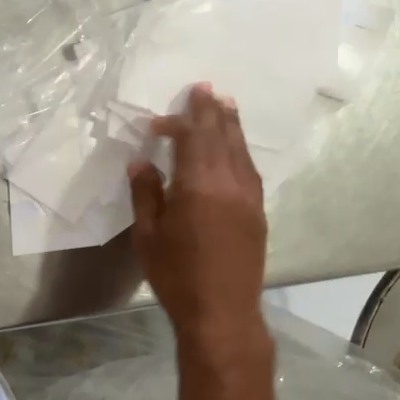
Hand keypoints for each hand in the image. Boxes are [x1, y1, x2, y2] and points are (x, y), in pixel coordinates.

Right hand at [127, 84, 268, 356]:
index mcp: (198, 188)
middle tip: (205, 89)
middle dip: (211, 112)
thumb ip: (147, 195)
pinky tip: (233, 146)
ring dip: (230, 126)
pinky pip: (248, 168)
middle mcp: (230, 184)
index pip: (190, 141)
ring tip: (224, 105)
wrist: (222, 311)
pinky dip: (239, 149)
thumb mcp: (148, 237)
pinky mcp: (257, 211)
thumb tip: (142, 164)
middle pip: (221, 138)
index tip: (157, 120)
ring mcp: (249, 196)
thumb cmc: (175, 276)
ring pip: (240, 150)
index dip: (175, 125)